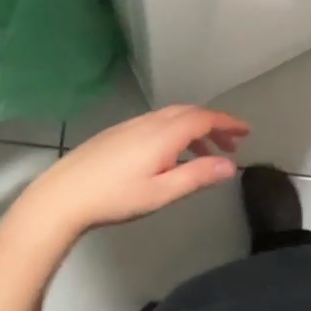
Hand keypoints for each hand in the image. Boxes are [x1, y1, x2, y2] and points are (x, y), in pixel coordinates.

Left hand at [13, 104, 249, 236]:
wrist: (64, 194)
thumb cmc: (115, 197)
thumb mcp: (161, 193)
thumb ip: (196, 176)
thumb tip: (230, 165)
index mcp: (162, 134)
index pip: (202, 119)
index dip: (226, 122)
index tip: (246, 131)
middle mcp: (147, 123)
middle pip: (187, 113)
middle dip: (213, 124)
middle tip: (233, 144)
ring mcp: (128, 126)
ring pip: (169, 118)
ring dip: (193, 130)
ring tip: (206, 155)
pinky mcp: (115, 134)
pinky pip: (155, 124)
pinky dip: (174, 132)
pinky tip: (171, 156)